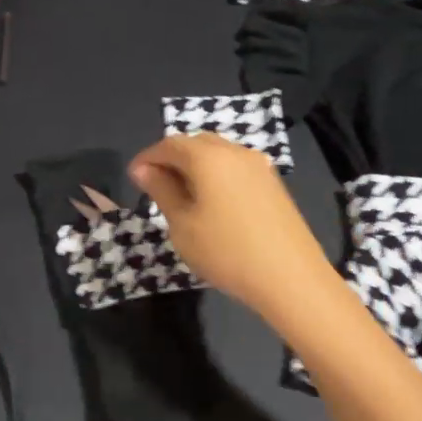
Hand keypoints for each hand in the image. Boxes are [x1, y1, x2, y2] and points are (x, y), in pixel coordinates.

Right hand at [128, 134, 342, 332]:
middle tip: (154, 186)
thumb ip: (162, 191)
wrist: (289, 277)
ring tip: (180, 197)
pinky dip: (215, 176)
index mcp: (209, 157)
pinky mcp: (272, 184)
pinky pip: (234, 168)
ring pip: (218, 154)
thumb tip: (143, 170)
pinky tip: (210, 204)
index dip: (147, 158)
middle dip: (171, 159)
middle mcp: (236, 152)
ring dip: (194, 168)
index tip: (133, 178)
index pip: (170, 144)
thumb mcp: (182, 224)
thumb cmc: (225, 251)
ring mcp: (259, 167)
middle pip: (196, 143)